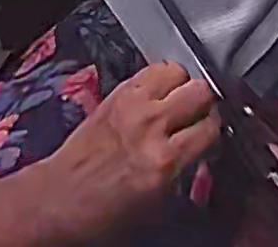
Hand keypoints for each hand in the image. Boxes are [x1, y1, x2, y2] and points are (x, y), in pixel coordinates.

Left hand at [30, 61, 221, 242]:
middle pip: (201, 91)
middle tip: (201, 112)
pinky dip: (162, 76)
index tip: (214, 132)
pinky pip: (153, 68)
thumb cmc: (103, 209)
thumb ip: (183, 171)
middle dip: (206, 102)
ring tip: (180, 98)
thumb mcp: (154, 204)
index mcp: (162, 162)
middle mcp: (151, 126)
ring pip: (179, 71)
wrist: (61, 196)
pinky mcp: (119, 90)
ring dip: (184, 84)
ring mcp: (134, 103)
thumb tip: (202, 149)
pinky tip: (160, 91)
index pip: (209, 128)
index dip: (215, 130)